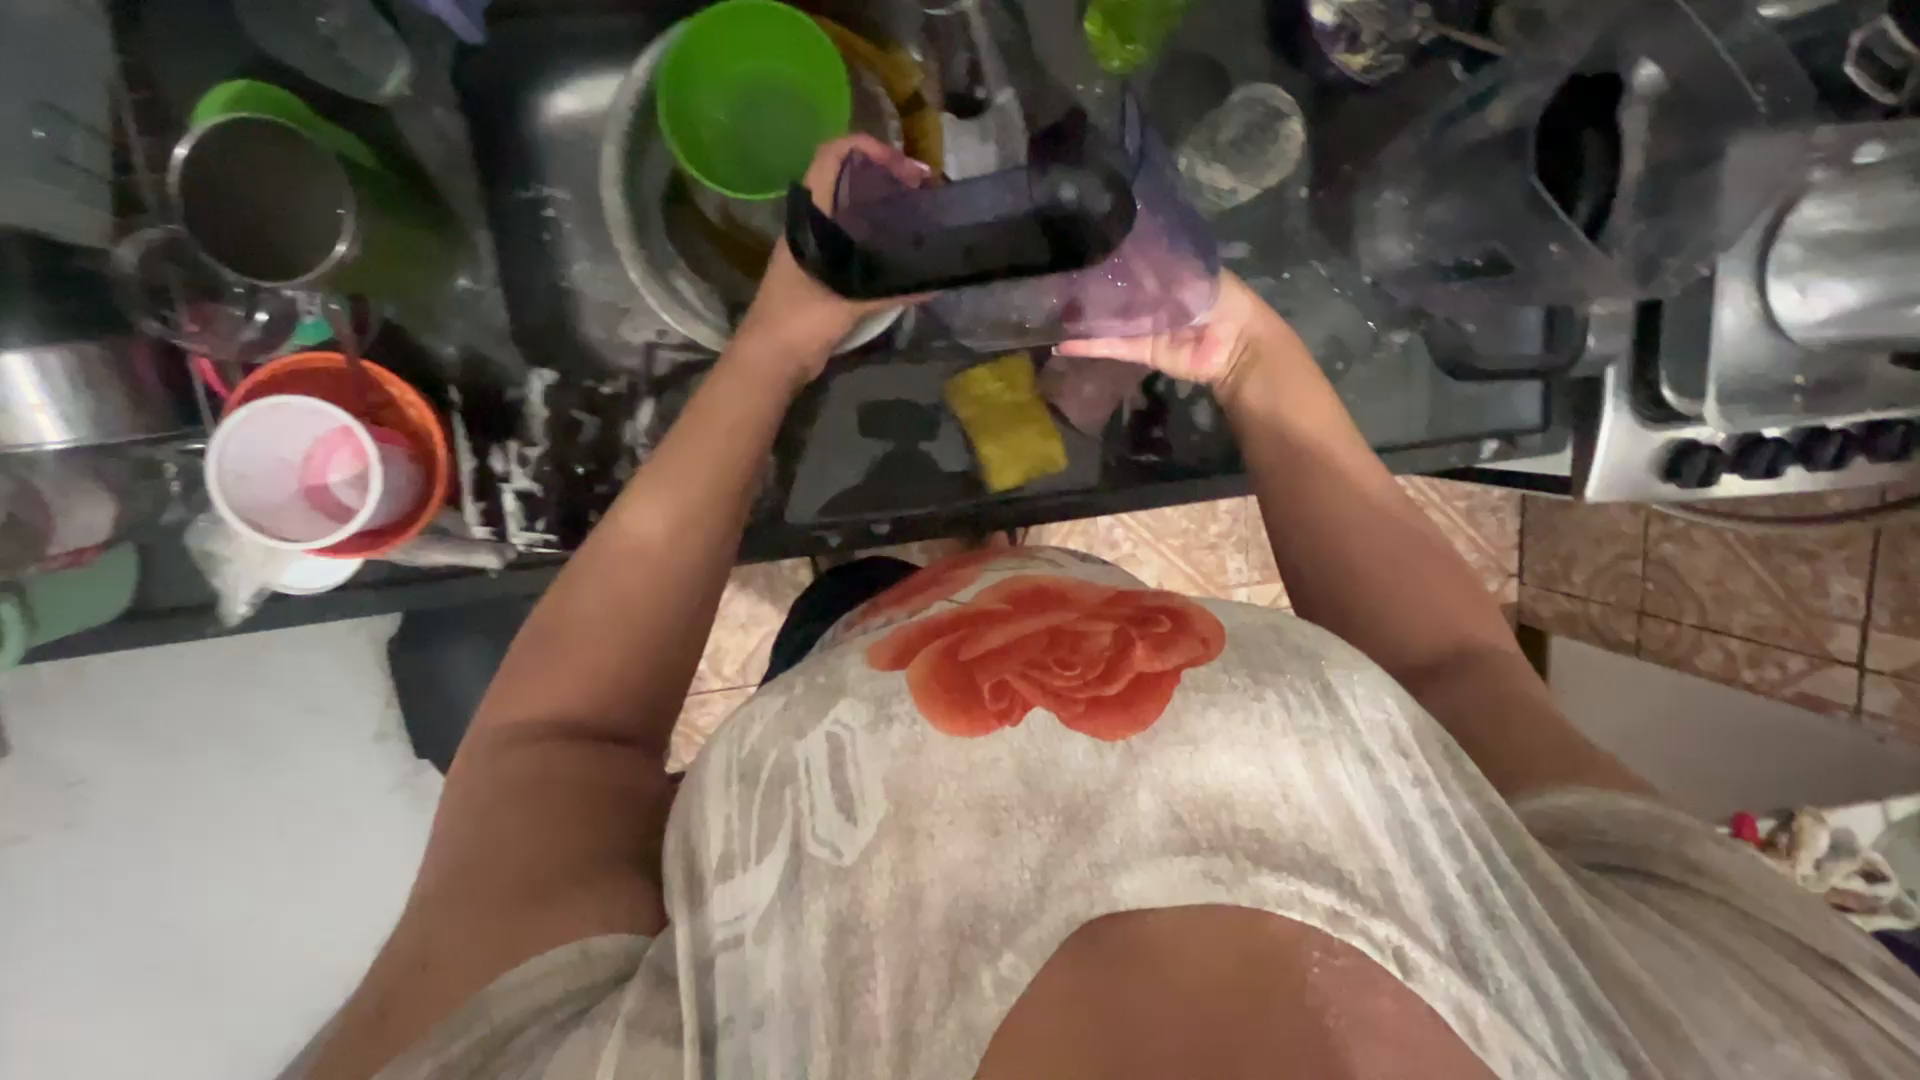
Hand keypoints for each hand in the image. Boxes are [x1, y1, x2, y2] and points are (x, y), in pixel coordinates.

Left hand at [733, 135, 932, 382]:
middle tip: (923, 193)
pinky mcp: (824, 275)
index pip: (833, 157)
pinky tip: (903, 254)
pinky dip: (879, 240)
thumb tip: (934, 285)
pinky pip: (855, 244)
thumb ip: (890, 292)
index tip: (904, 168)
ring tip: (919, 217)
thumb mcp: (847, 303)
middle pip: (848, 181)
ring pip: (852, 212)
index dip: (869, 149)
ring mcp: (817, 250)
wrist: (770, 361)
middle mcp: (812, 227)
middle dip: (886, 178)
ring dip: (883, 209)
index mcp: (808, 220)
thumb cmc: (799, 322)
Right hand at [1051, 271, 1305, 407]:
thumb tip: (1125, 247)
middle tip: (1053, 284)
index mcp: (1167, 276)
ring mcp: (1144, 327)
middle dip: (1088, 292)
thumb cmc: (1223, 301)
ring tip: (1048, 315)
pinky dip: (1089, 346)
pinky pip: (1112, 346)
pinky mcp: (1140, 351)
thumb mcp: (1193, 272)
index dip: (1107, 261)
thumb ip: (1161, 265)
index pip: (1131, 266)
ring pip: (1108, 321)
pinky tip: (1062, 344)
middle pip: (1115, 295)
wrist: (1236, 345)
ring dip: (1082, 320)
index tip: (1078, 251)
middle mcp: (1152, 300)